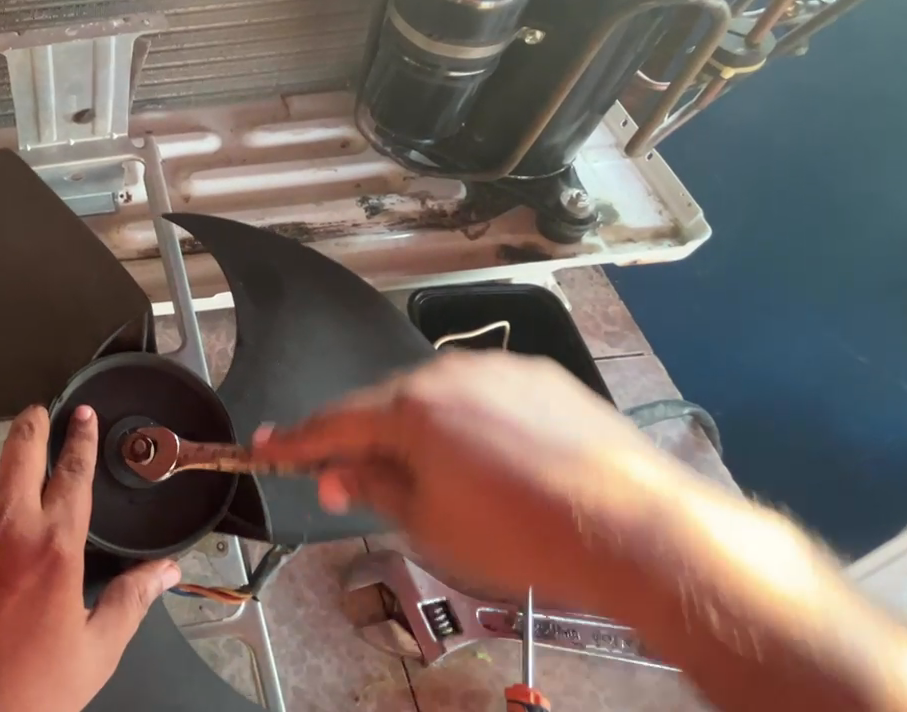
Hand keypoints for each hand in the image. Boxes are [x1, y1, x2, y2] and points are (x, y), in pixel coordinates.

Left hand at [0, 404, 181, 711]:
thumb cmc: (23, 694)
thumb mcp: (93, 652)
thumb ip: (131, 600)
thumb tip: (166, 572)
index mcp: (55, 543)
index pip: (74, 468)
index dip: (81, 435)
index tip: (83, 415)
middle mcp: (6, 521)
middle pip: (22, 444)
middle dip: (34, 423)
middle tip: (40, 416)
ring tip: (5, 522)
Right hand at [250, 350, 697, 610]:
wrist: (642, 533)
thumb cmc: (522, 537)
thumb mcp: (429, 525)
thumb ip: (371, 488)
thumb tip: (333, 473)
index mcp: (410, 408)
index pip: (334, 423)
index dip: (296, 440)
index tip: (264, 445)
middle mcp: (446, 372)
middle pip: (385, 406)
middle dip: (370, 441)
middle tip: (361, 479)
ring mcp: (496, 368)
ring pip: (435, 396)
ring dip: (423, 428)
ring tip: (447, 476)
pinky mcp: (540, 375)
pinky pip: (483, 393)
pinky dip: (471, 419)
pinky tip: (496, 457)